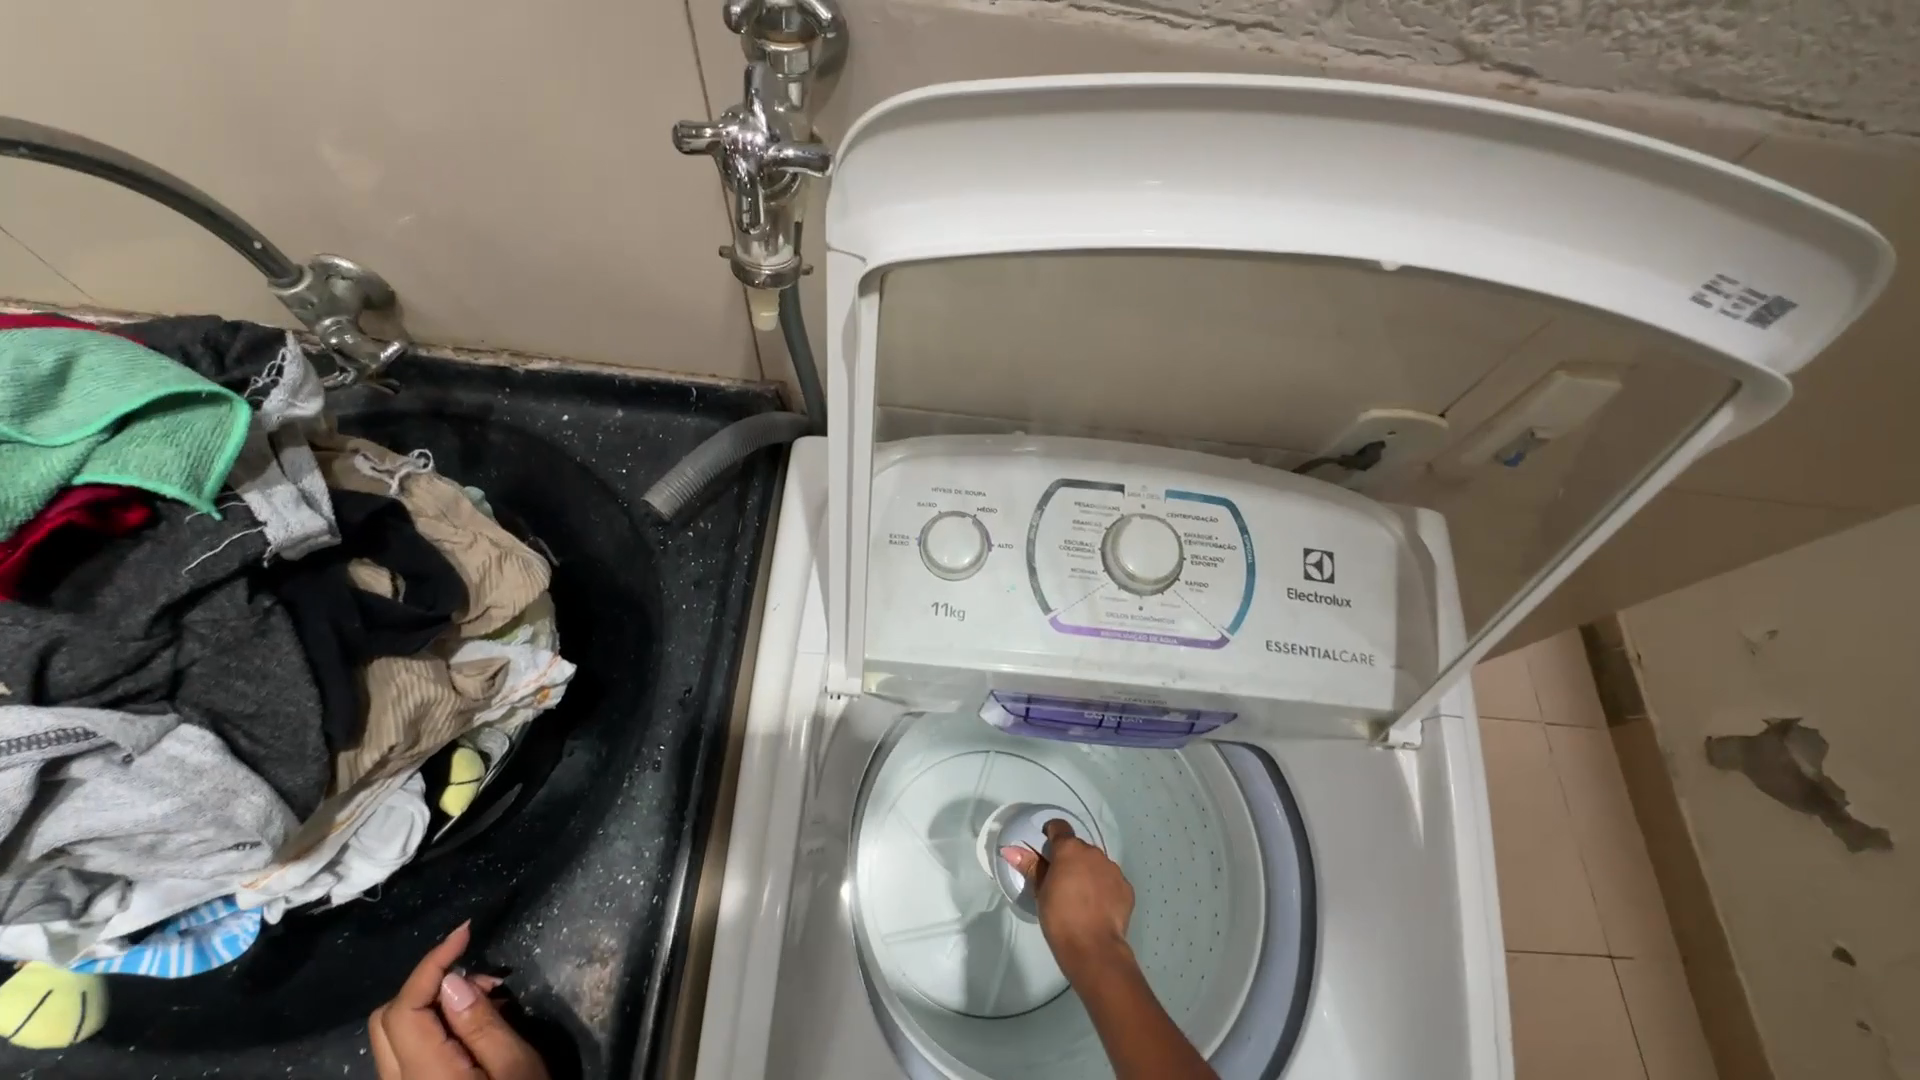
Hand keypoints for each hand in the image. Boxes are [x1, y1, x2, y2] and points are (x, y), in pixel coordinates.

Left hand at [369, 921, 550, 1079]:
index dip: (431, 962)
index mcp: (425, 1075)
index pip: (405, 1007)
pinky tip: (477, 1024)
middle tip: (482, 974)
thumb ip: (480, 1025)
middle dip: (428, 981)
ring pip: (394, 1032)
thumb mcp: (516, 1067)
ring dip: (433, 1001)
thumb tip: (454, 982)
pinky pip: (407, 1048)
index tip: (466, 933)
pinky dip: (434, 1023)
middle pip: (386, 1017)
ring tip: (490, 998)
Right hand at [1001, 818, 1134, 979]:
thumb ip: (1029, 865)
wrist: (1093, 947)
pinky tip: (1096, 908)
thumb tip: (1010, 849)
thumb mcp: (1040, 891)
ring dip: (1088, 873)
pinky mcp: (1126, 888)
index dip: (1050, 836)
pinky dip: (1104, 889)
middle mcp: (1094, 852)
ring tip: (1080, 898)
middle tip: (1060, 882)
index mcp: (1070, 849)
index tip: (1045, 852)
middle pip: (1079, 848)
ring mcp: (1113, 869)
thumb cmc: (1059, 916)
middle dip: (1070, 859)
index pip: (1059, 827)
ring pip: (1096, 864)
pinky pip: (1111, 881)